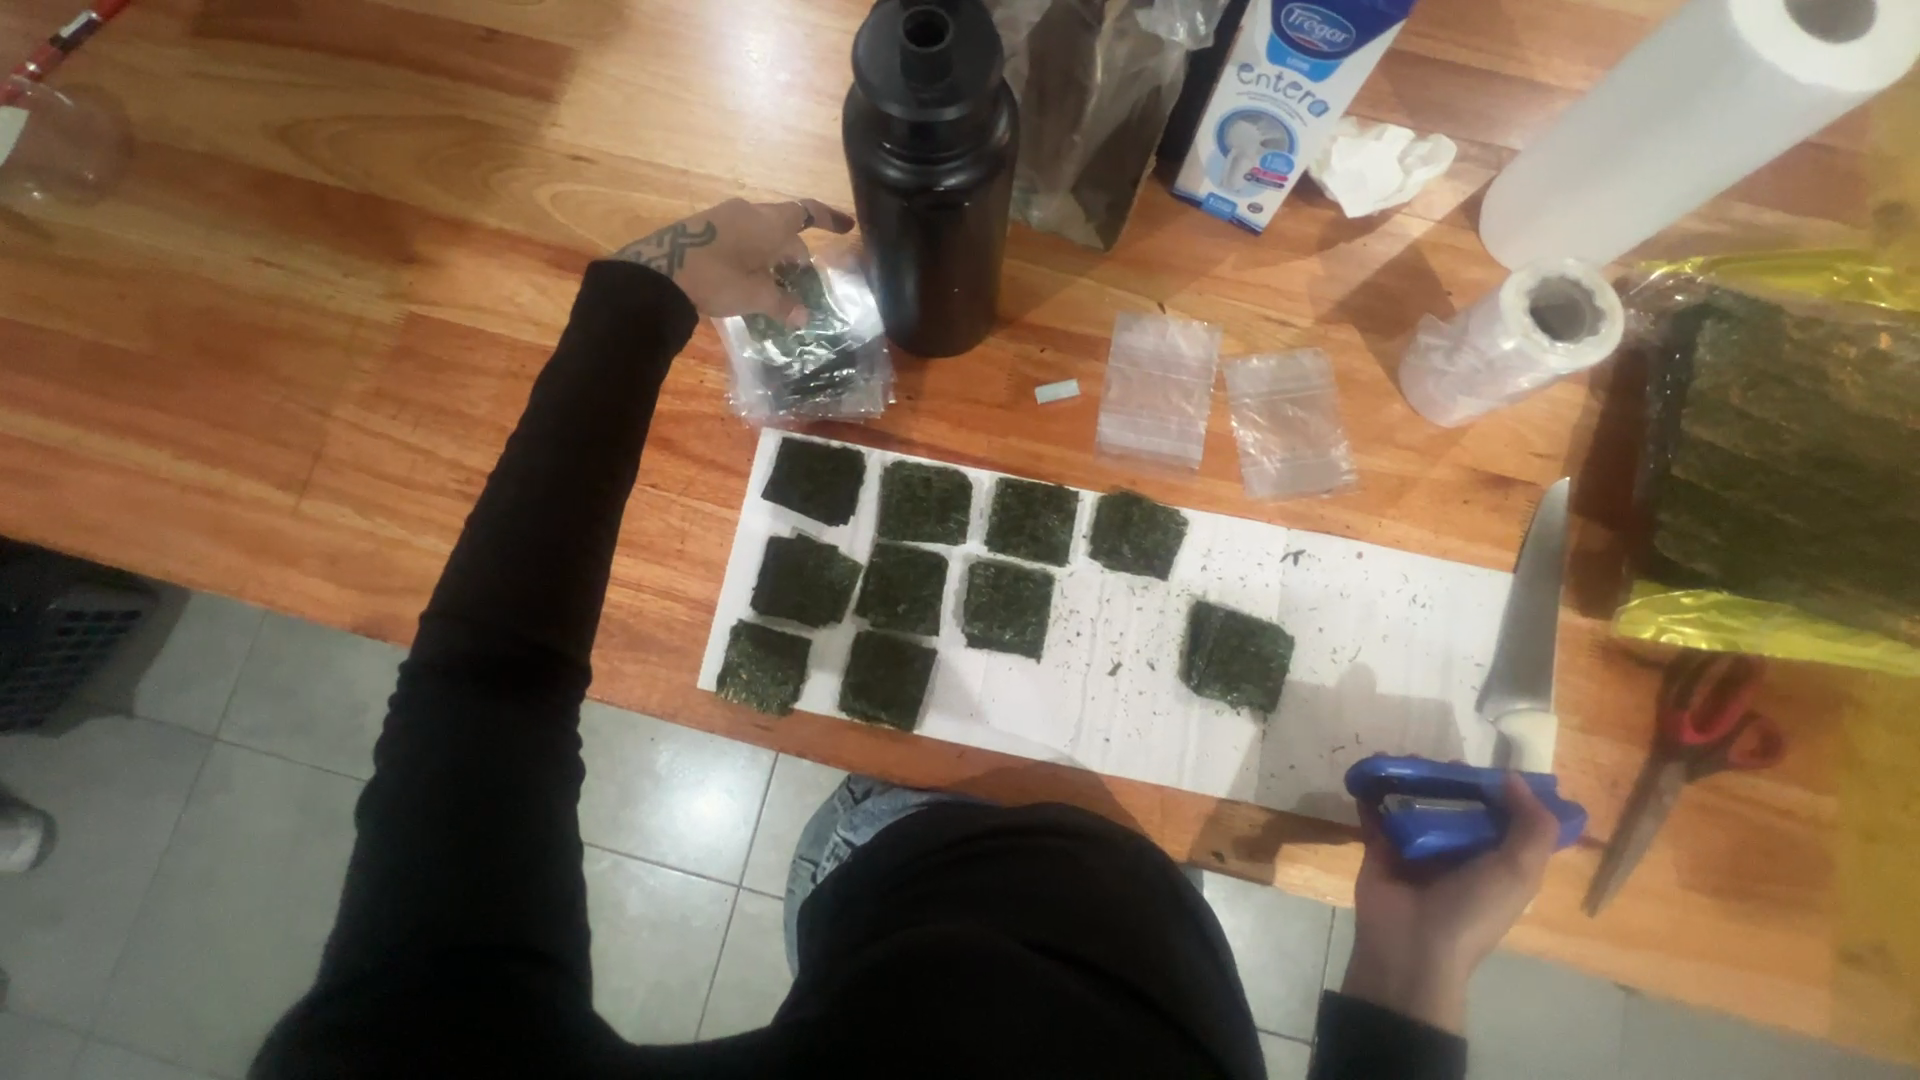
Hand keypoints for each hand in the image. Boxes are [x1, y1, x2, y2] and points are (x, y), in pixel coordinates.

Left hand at [612, 197, 854, 320]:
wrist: (658, 270)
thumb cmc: (718, 279)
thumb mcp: (755, 296)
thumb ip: (783, 305)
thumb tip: (804, 317)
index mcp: (769, 222)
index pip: (807, 212)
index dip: (828, 218)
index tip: (847, 225)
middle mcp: (749, 212)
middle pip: (783, 227)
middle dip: (797, 253)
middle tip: (803, 282)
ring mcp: (724, 217)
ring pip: (761, 233)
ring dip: (773, 256)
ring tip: (777, 285)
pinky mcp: (704, 229)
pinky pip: (740, 238)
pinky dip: (753, 256)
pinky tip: (749, 280)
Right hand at [1340, 772, 1560, 1033]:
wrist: (1411, 945)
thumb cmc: (1472, 909)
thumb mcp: (1519, 873)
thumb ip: (1531, 826)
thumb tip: (1514, 778)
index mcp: (1494, 861)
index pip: (1501, 819)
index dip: (1496, 792)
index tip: (1484, 767)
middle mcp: (1456, 852)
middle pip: (1454, 806)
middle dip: (1445, 779)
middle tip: (1434, 759)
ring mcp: (1414, 849)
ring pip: (1413, 804)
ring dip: (1406, 779)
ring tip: (1397, 758)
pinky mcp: (1378, 847)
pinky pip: (1374, 813)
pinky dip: (1369, 792)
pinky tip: (1367, 771)